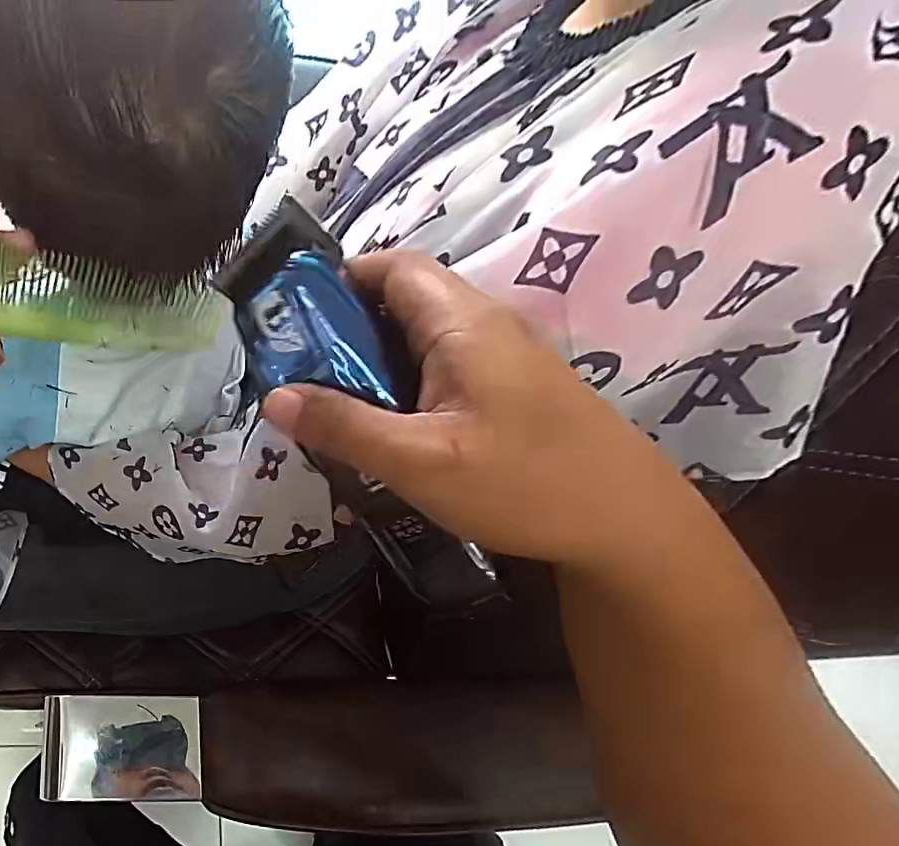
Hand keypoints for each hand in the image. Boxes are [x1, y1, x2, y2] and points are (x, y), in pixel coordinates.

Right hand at [261, 250, 700, 569]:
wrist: (625, 525)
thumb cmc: (522, 484)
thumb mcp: (419, 460)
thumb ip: (345, 427)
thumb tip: (273, 398)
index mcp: (463, 323)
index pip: (393, 267)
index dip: (339, 280)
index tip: (293, 321)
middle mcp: (485, 327)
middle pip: (402, 303)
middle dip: (344, 332)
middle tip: (300, 377)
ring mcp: (501, 361)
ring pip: (419, 343)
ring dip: (371, 366)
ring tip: (330, 408)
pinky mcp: (508, 393)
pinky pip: (440, 374)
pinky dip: (401, 390)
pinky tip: (384, 431)